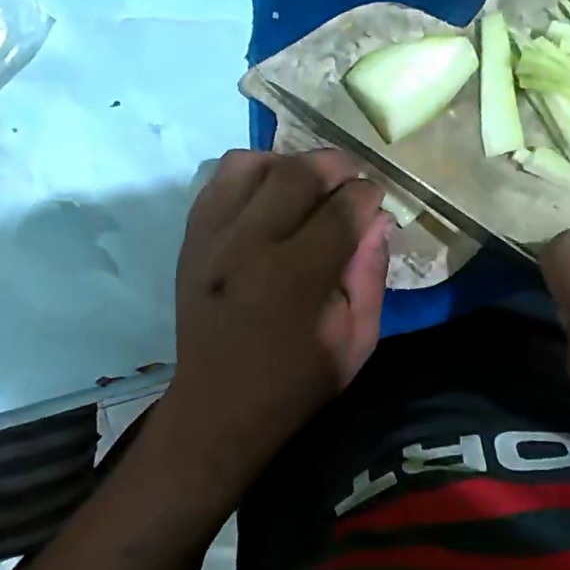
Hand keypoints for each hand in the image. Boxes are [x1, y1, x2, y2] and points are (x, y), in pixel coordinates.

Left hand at [165, 149, 390, 468]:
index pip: (342, 209)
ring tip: (309, 184)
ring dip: (290, 164)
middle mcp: (248, 247)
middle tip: (351, 181)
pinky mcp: (191, 238)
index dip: (369, 195)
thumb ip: (371, 275)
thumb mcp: (357, 340)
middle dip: (336, 166)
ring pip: (253, 164)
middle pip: (298, 173)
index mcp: (296, 279)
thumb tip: (378, 219)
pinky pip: (220, 180)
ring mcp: (211, 238)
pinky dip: (252, 174)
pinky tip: (271, 195)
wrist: (221, 405)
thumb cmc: (298, 380)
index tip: (377, 201)